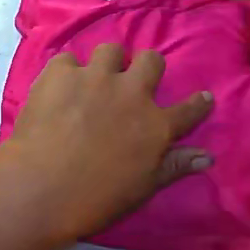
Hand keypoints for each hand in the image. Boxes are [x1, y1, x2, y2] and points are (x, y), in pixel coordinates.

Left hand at [0, 45, 213, 249]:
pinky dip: (65, 73)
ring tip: (93, 81)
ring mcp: (95, 78)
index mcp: (155, 126)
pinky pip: (67, 59)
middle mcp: (131, 93)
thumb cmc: (95, 199)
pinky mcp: (60, 73)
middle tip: (131, 84)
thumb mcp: (142, 188)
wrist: (41, 188)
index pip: (188, 110)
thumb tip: (207, 158)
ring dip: (106, 64)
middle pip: (152, 61)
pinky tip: (58, 90)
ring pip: (111, 50)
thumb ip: (173, 167)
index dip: (198, 104)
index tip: (202, 98)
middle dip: (146, 68)